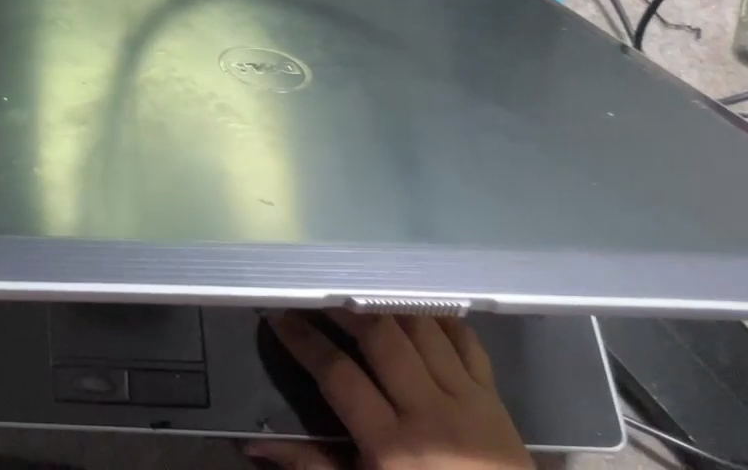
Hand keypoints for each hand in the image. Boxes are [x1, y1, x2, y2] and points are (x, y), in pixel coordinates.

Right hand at [247, 311, 532, 469]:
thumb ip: (311, 466)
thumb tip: (251, 445)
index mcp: (393, 446)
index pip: (338, 373)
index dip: (303, 340)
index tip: (277, 317)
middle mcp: (430, 414)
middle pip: (381, 337)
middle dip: (343, 308)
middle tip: (315, 295)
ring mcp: (469, 403)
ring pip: (422, 330)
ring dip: (386, 305)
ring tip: (357, 294)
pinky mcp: (496, 401)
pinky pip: (467, 343)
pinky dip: (439, 319)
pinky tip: (414, 309)